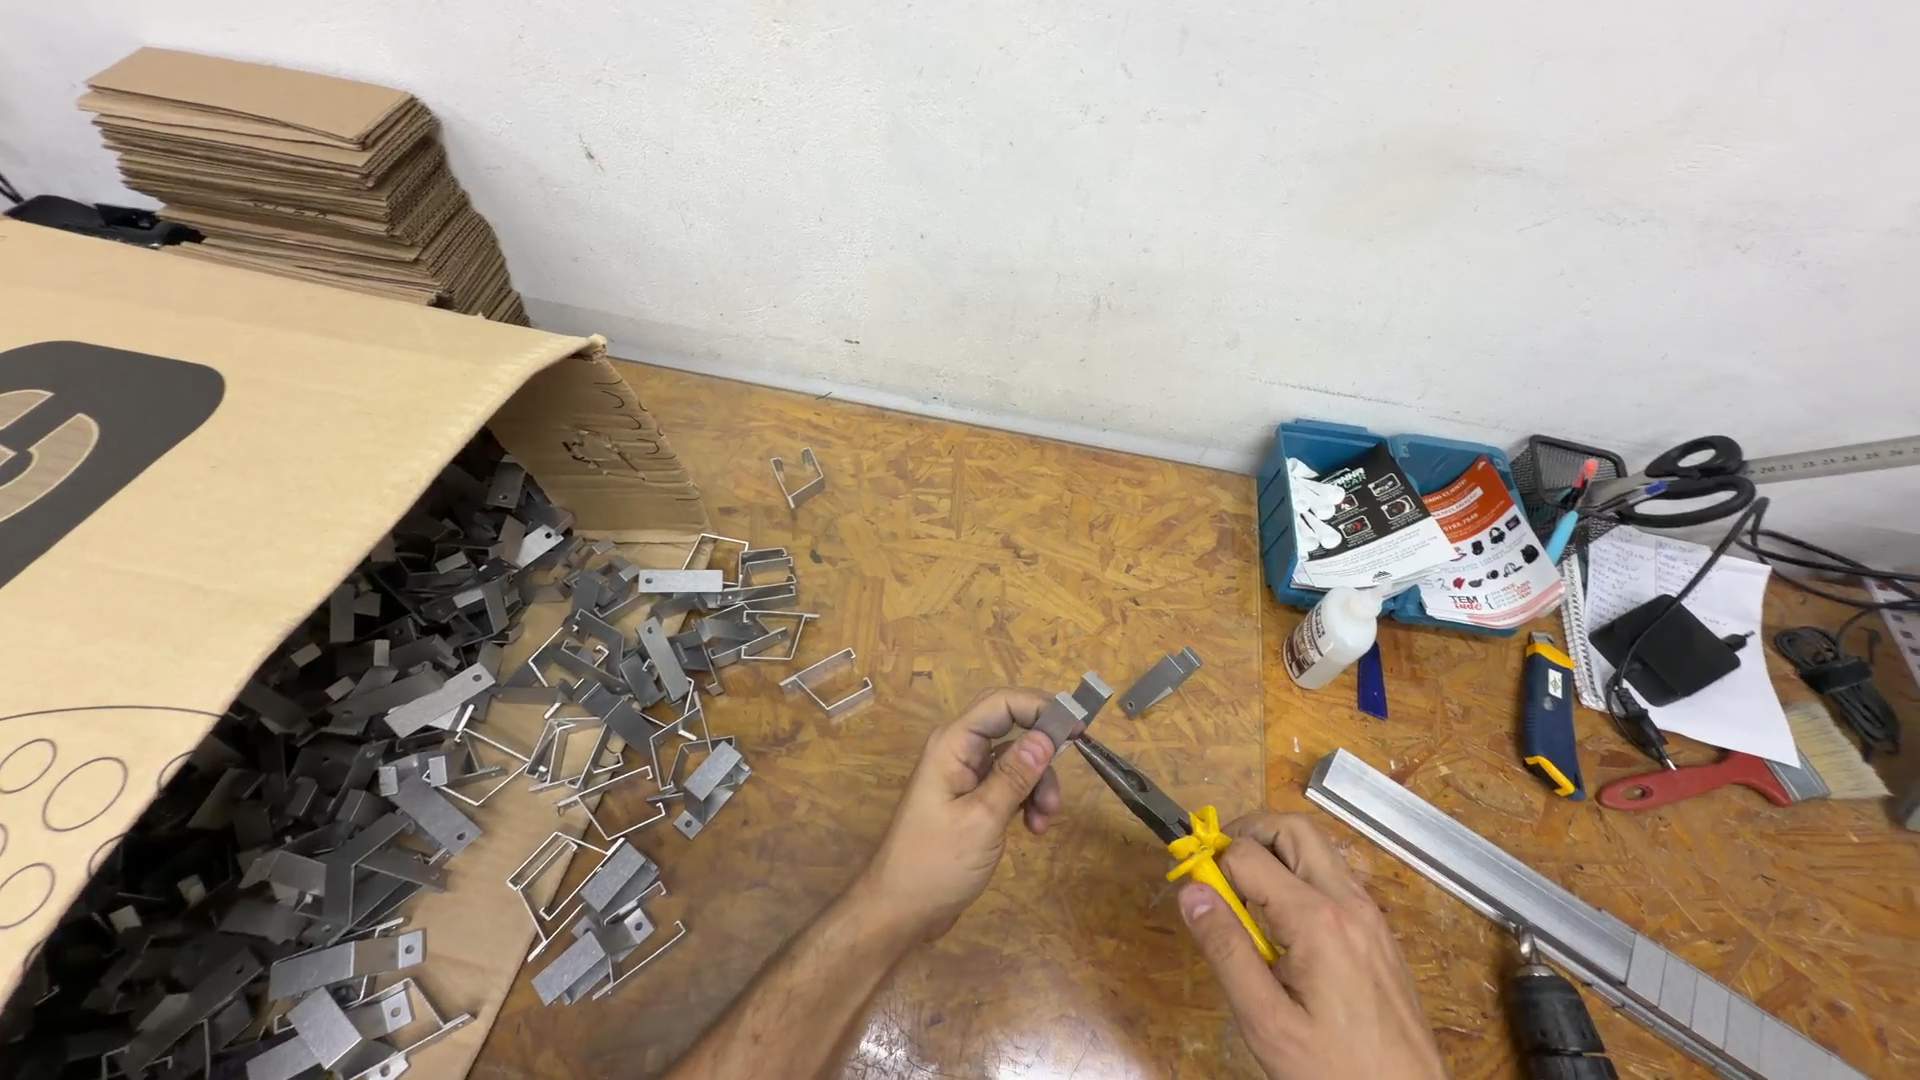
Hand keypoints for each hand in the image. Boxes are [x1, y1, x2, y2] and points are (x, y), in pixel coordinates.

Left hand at [856, 688, 1063, 940]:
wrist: (900, 910)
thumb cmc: (935, 863)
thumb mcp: (982, 819)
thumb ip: (1014, 776)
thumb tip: (1047, 736)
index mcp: (953, 744)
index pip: (1002, 703)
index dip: (1041, 706)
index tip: (1078, 727)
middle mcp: (958, 750)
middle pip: (1010, 725)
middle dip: (1043, 745)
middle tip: (1074, 756)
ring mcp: (964, 775)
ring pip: (1015, 758)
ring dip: (1038, 782)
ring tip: (1047, 819)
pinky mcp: (972, 799)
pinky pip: (1008, 784)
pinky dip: (1026, 800)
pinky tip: (1034, 828)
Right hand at [1178, 813, 1446, 1079]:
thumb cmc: (1334, 1071)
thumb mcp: (1266, 1021)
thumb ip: (1226, 950)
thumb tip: (1191, 891)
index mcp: (1318, 921)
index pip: (1248, 855)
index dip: (1212, 866)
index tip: (1196, 892)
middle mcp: (1349, 903)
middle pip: (1291, 829)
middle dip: (1247, 835)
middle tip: (1219, 870)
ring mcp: (1369, 915)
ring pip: (1315, 848)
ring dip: (1274, 854)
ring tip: (1245, 898)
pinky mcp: (1378, 932)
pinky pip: (1332, 878)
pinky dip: (1298, 877)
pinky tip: (1282, 925)